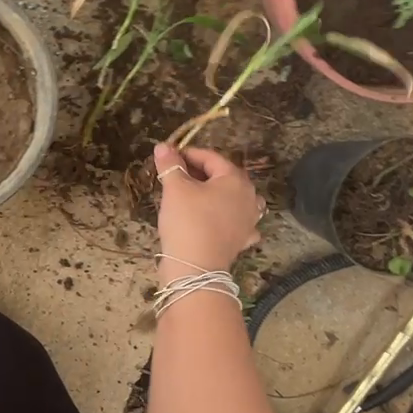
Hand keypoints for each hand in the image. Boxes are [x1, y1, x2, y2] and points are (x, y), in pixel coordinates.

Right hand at [150, 142, 261, 275]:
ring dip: (215, 194)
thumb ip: (170, 164)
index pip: (211, 158)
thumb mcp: (174, 188)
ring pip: (232, 198)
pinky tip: (217, 220)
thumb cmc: (187, 221)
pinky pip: (236, 221)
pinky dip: (225, 217)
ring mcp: (250, 219)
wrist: (196, 266)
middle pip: (223, 176)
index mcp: (235, 180)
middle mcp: (249, 196)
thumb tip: (162, 146)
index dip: (188, 154)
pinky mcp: (243, 239)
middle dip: (200, 173)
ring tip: (195, 196)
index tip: (169, 156)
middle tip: (176, 176)